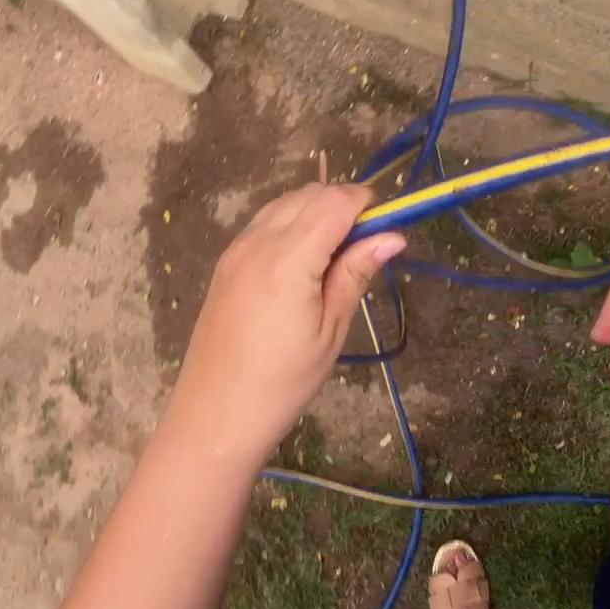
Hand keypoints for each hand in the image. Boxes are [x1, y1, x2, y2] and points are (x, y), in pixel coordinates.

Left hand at [165, 183, 404, 465]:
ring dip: (318, 209)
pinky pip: (266, 220)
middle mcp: (258, 243)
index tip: (386, 228)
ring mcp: (237, 248)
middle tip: (366, 245)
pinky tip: (305, 258)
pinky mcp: (227, 259)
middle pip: (311, 194)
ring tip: (337, 254)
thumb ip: (356, 274)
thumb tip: (394, 236)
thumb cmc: (282, 382)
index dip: (366, 204)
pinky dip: (293, 221)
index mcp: (288, 262)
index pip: (334, 202)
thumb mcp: (331, 331)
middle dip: (345, 204)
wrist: (215, 415)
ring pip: (287, 201)